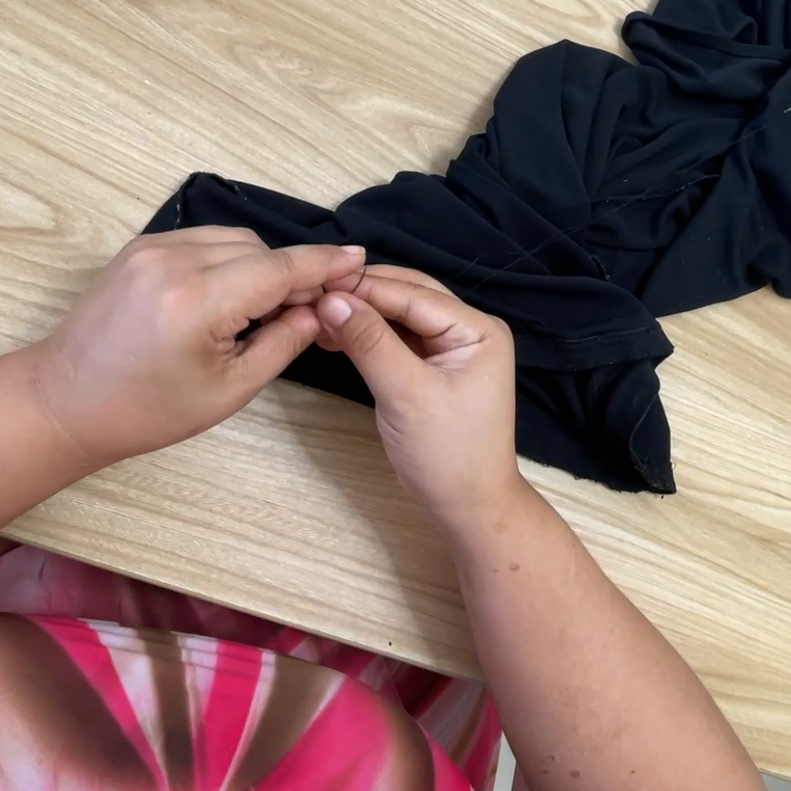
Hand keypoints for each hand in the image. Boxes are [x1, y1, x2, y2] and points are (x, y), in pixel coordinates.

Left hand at [29, 227, 364, 465]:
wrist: (64, 400)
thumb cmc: (148, 410)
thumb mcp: (229, 390)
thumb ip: (283, 343)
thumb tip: (321, 310)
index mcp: (197, 301)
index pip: (279, 268)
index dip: (324, 263)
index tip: (359, 259)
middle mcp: (173, 260)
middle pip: (260, 249)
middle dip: (292, 272)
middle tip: (310, 307)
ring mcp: (152, 247)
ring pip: (235, 239)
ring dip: (261, 264)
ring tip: (266, 305)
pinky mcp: (140, 246)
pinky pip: (206, 239)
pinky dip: (231, 258)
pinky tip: (232, 292)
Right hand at [314, 267, 524, 527]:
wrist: (466, 506)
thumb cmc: (446, 452)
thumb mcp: (406, 394)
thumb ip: (370, 343)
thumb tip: (330, 299)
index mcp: (477, 329)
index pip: (415, 294)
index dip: (366, 288)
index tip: (318, 284)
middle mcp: (467, 329)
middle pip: (408, 296)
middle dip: (362, 296)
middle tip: (313, 294)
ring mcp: (449, 348)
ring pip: (398, 317)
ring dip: (360, 316)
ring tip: (314, 315)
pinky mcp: (430, 366)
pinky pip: (395, 339)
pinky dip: (365, 337)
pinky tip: (332, 336)